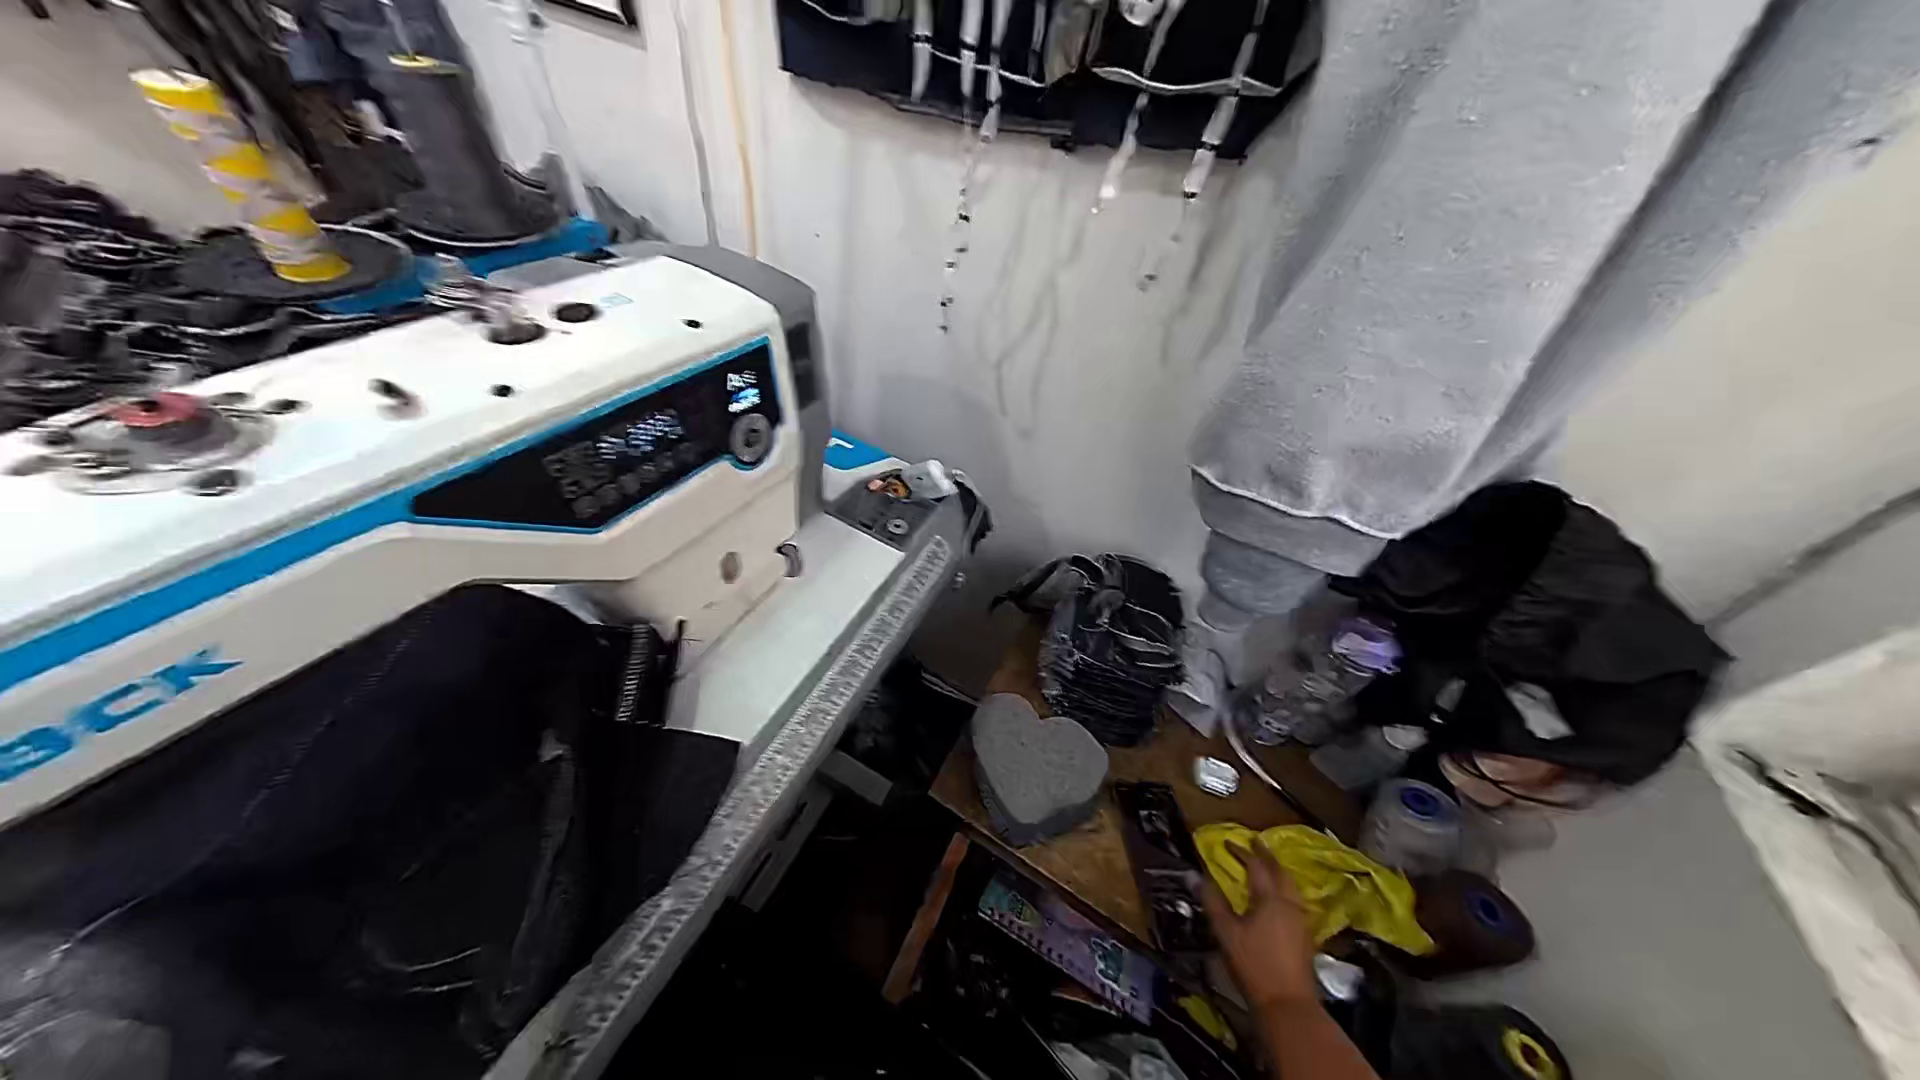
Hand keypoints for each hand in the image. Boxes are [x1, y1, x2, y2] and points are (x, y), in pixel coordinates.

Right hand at [1200, 840, 1318, 1009]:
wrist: (1287, 1005)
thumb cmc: (1253, 964)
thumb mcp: (1226, 932)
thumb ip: (1212, 901)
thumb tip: (1195, 875)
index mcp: (1270, 899)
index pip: (1256, 866)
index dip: (1242, 851)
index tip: (1228, 842)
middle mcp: (1289, 905)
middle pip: (1280, 872)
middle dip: (1267, 855)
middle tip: (1256, 842)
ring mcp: (1301, 922)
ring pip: (1291, 887)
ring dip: (1279, 872)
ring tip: (1268, 866)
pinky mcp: (1304, 937)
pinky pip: (1295, 901)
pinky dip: (1285, 890)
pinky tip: (1279, 898)